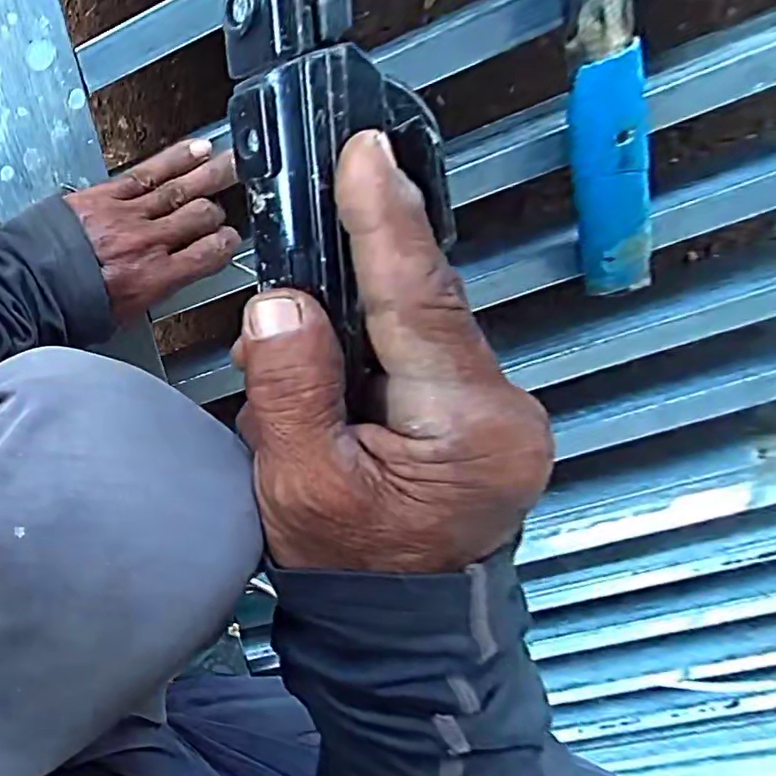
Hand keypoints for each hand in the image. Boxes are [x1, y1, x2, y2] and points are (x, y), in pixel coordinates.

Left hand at [64, 139, 240, 323]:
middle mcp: (147, 243)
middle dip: (215, 212)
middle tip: (226, 203)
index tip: (228, 240)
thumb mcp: (118, 316)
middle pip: (199, 216)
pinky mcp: (104, 195)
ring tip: (232, 162)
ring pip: (180, 189)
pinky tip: (195, 150)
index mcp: (153, 277)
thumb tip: (161, 280)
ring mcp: (127, 215)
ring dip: (210, 174)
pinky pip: (148, 172)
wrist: (25, 288)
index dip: (224, 245)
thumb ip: (148, 293)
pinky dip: (175, 159)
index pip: (207, 254)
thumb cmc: (62, 308)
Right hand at [232, 131, 552, 573]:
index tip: (365, 154)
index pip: (420, 301)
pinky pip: (398, 354)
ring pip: (399, 329)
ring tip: (279, 391)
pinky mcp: (461, 411)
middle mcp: (496, 404)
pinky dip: (344, 355)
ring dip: (330, 335)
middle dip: (336, 293)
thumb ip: (289, 387)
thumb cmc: (343, 562)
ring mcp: (485, 407)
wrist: (386, 621)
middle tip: (278, 303)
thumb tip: (278, 302)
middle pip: (410, 309)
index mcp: (468, 425)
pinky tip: (305, 389)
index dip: (386, 221)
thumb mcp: (298, 481)